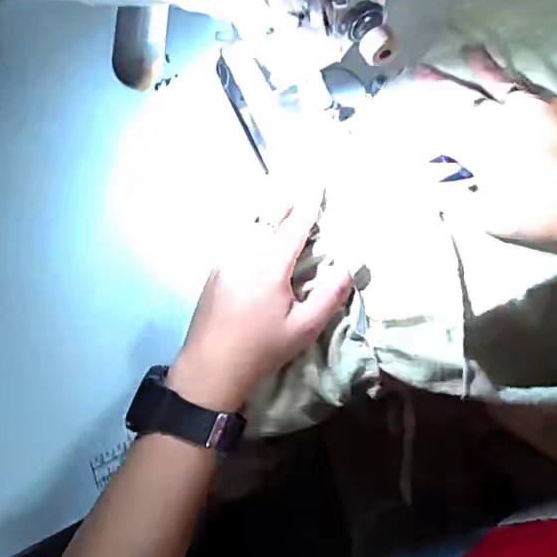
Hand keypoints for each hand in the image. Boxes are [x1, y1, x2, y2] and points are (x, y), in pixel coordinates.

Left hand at [166, 194, 353, 411]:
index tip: (318, 188)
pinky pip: (239, 240)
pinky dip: (255, 229)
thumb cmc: (262, 349)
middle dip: (285, 202)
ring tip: (284, 206)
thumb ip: (329, 296)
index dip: (307, 208)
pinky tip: (261, 234)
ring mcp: (225, 263)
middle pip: (266, 218)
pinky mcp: (216, 273)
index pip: (292, 229)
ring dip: (268, 214)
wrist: (209, 369)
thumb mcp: (304, 328)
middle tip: (301, 189)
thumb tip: (348, 267)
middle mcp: (244, 256)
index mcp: (268, 268)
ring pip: (249, 227)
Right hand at [380, 47, 556, 261]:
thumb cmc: (543, 215)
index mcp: (482, 144)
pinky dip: (523, 92)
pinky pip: (535, 93)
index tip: (409, 100)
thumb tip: (436, 179)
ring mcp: (535, 105)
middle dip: (440, 83)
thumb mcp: (492, 216)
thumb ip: (460, 195)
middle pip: (465, 95)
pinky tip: (520, 93)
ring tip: (471, 51)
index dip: (425, 112)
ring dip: (483, 67)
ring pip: (502, 81)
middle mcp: (503, 116)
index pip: (444, 122)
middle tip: (421, 69)